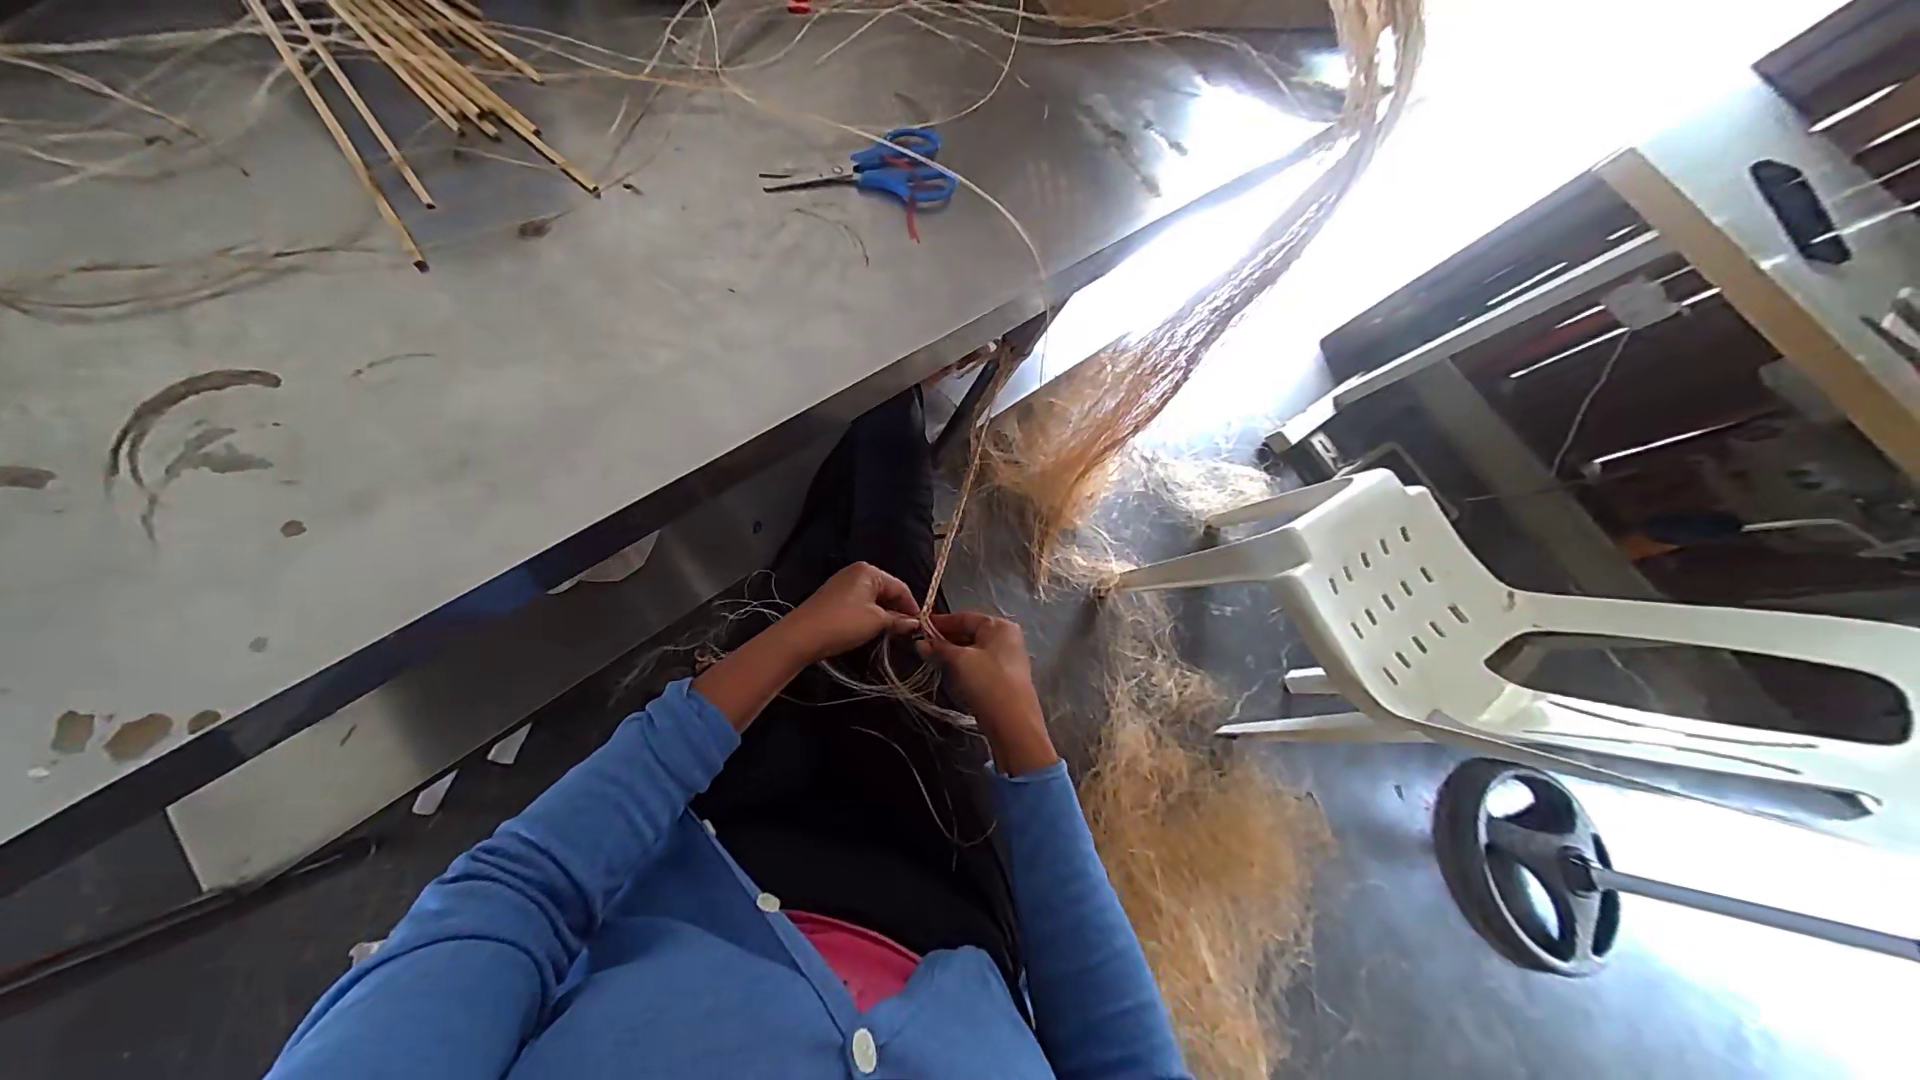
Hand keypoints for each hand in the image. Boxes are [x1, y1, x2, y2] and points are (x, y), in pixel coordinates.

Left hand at [772, 562, 921, 664]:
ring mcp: (843, 585)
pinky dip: (870, 616)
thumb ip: (899, 620)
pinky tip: (873, 630)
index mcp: (869, 571)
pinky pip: (860, 604)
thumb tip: (915, 623)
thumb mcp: (876, 622)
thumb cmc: (843, 623)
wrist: (801, 636)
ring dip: (884, 615)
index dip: (912, 607)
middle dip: (898, 611)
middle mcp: (856, 573)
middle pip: (887, 591)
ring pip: (874, 600)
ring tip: (892, 634)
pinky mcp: (834, 599)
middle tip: (907, 632)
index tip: (921, 626)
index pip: (901, 587)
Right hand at [917, 612, 1057, 775]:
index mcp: (1000, 626)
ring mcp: (1008, 658)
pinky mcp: (1005, 677)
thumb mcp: (960, 661)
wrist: (1013, 723)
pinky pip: (980, 664)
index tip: (919, 627)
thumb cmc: (987, 682)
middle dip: (946, 639)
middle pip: (971, 632)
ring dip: (954, 653)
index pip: (965, 617)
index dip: (941, 622)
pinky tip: (950, 672)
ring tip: (932, 659)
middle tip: (923, 646)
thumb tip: (920, 642)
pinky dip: (964, 666)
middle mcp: (1007, 638)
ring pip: (974, 650)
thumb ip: (939, 648)